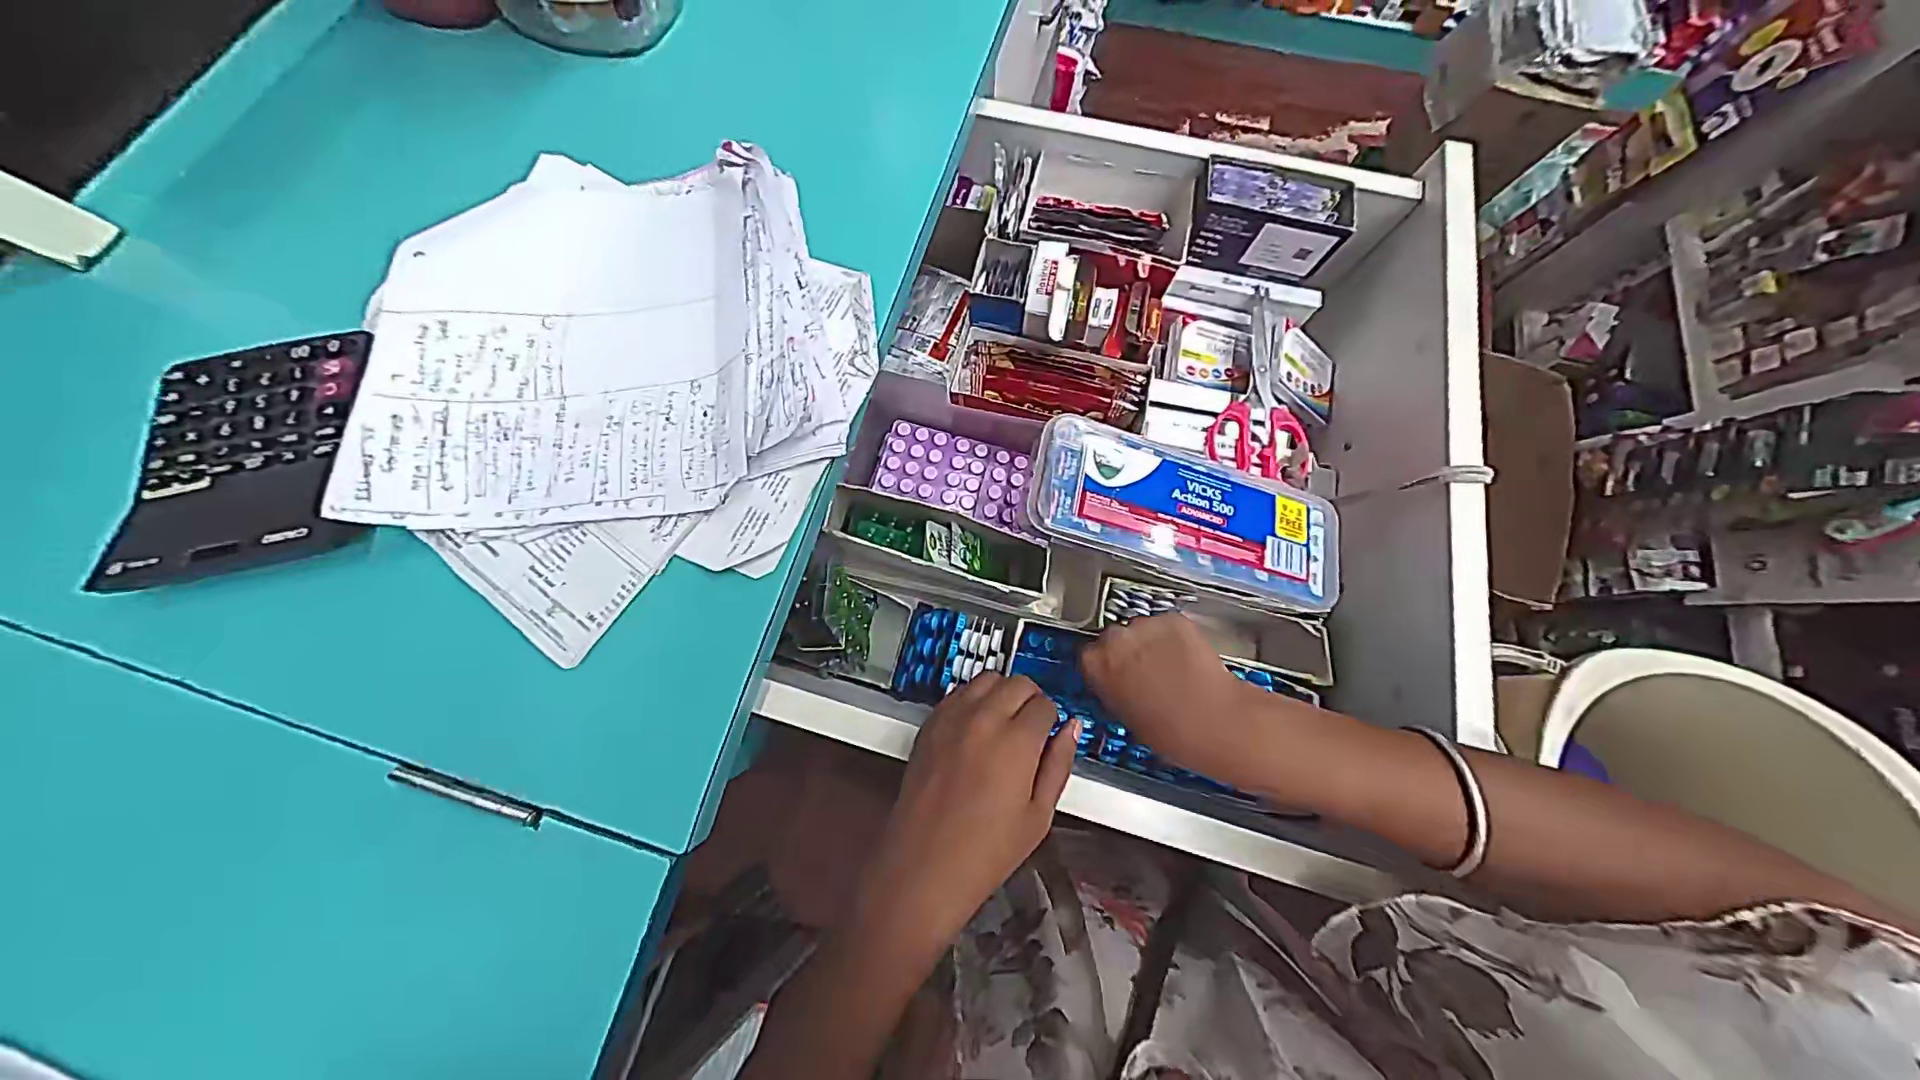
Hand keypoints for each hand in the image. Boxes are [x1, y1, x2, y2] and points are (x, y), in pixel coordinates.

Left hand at [852, 674, 1079, 952]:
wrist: (924, 864)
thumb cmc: (983, 852)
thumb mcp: (1038, 815)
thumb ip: (1059, 764)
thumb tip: (1071, 731)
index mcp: (1016, 741)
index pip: (1045, 704)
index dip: (1052, 719)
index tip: (1049, 735)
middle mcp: (983, 719)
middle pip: (1018, 682)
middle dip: (1031, 700)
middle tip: (1032, 727)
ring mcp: (952, 719)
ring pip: (987, 679)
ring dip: (1002, 693)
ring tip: (1005, 724)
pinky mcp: (930, 725)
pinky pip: (958, 693)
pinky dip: (973, 700)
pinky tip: (977, 728)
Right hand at [1081, 614, 1264, 777]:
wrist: (1213, 721)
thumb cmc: (1170, 730)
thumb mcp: (1123, 715)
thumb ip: (1111, 689)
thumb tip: (1116, 682)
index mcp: (1094, 664)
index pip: (1090, 654)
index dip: (1106, 665)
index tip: (1116, 671)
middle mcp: (1115, 638)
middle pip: (1115, 637)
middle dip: (1128, 650)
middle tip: (1146, 672)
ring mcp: (1146, 625)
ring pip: (1143, 628)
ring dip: (1152, 642)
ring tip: (1170, 667)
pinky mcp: (1175, 619)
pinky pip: (1169, 624)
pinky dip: (1176, 637)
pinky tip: (1186, 658)